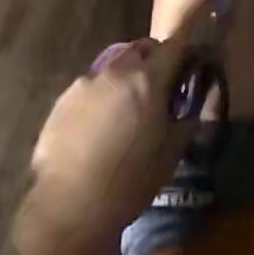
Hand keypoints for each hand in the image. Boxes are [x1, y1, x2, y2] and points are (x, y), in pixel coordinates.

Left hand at [7, 37, 193, 254]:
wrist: (68, 208)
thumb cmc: (129, 182)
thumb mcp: (170, 154)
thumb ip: (185, 120)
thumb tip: (191, 104)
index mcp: (148, 79)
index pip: (174, 46)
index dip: (185, 53)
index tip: (189, 67)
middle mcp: (117, 71)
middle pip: (141, 48)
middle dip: (154, 60)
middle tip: (159, 87)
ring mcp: (86, 82)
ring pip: (114, 66)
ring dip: (126, 77)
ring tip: (126, 109)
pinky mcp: (63, 98)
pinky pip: (91, 86)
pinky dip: (102, 95)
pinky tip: (99, 125)